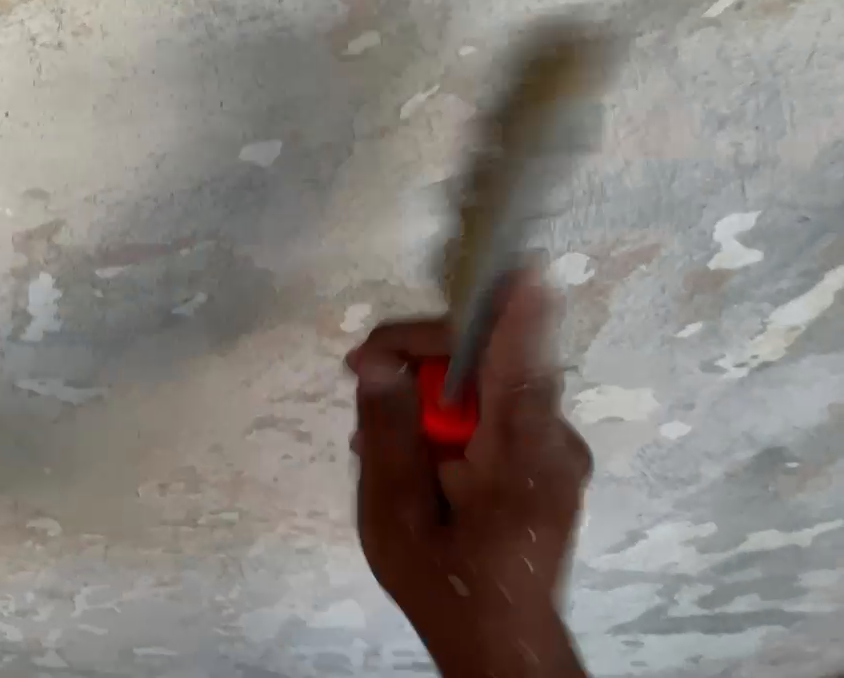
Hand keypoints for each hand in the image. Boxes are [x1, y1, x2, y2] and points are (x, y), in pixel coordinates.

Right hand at [346, 272, 592, 677]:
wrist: (496, 636)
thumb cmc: (441, 579)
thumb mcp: (392, 510)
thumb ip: (387, 432)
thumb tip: (374, 362)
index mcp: (522, 465)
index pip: (520, 375)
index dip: (516, 321)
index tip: (523, 272)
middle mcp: (552, 446)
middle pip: (487, 364)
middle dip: (416, 355)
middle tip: (355, 372)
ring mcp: (551, 448)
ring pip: (481, 380)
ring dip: (422, 386)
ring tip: (373, 430)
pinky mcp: (540, 453)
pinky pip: (486, 403)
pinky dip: (440, 406)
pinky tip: (406, 442)